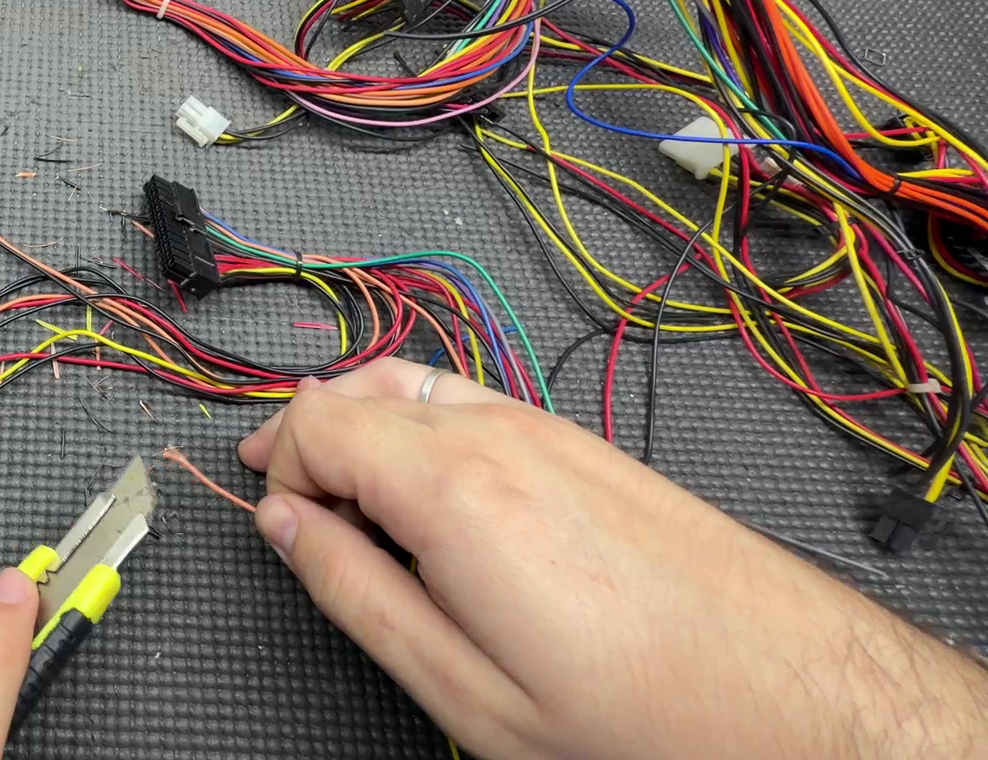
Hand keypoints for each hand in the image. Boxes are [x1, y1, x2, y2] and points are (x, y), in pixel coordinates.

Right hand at [239, 358, 987, 759]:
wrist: (817, 710)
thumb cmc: (640, 717)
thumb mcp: (465, 688)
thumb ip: (350, 589)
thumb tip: (280, 520)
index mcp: (450, 486)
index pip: (312, 421)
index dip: (281, 469)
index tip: (293, 528)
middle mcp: (486, 429)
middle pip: (345, 392)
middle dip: (302, 442)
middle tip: (293, 501)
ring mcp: (530, 421)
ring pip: (395, 379)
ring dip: (347, 421)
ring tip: (332, 474)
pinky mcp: (563, 432)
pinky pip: (450, 391)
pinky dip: (402, 415)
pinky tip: (409, 467)